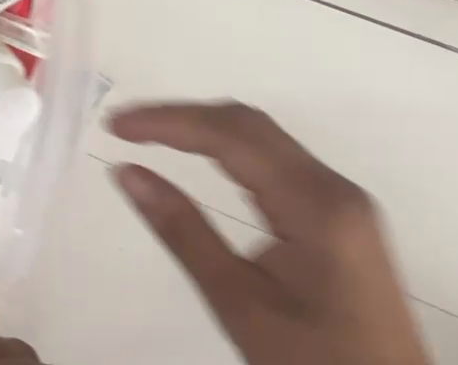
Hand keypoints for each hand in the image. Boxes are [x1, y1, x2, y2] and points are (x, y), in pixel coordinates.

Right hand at [108, 102, 430, 364]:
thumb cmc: (312, 361)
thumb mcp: (239, 303)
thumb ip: (183, 231)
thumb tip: (127, 172)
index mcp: (314, 204)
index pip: (230, 136)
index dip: (168, 121)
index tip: (116, 126)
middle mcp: (333, 187)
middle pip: (248, 124)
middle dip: (183, 116)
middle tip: (127, 127)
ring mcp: (341, 200)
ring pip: (263, 136)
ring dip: (204, 127)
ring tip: (151, 135)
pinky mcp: (339, 216)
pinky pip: (276, 159)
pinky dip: (229, 147)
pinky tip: (201, 156)